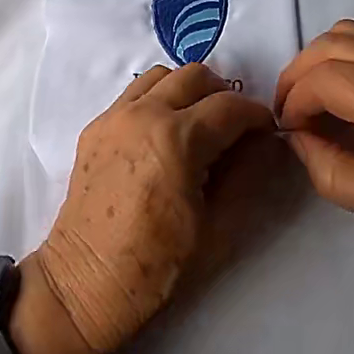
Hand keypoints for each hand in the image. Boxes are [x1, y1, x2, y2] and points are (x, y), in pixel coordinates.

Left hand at [30, 64, 274, 353]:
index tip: (267, 133)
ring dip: (186, 90)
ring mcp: (112, 117)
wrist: (87, 278)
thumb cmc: (158, 263)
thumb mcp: (219, 227)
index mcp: (175, 138)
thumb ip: (247, 175)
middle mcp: (141, 114)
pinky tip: (163, 136)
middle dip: (223, 94)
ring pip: (158, 77)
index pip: (230, 106)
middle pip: (193, 75)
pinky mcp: (93, 128)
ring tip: (199, 126)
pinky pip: (131, 95)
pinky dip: (156, 100)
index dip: (258, 116)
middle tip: (234, 126)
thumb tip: (265, 142)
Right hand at [272, 20, 353, 283]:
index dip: (294, 103)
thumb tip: (298, 139)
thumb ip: (330, 172)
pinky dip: (343, 55)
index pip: (323, 80)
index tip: (291, 130)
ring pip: (346, 33)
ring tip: (313, 97)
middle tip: (292, 112)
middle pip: (328, 46)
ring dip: (317, 61)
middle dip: (296, 77)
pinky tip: (346, 89)